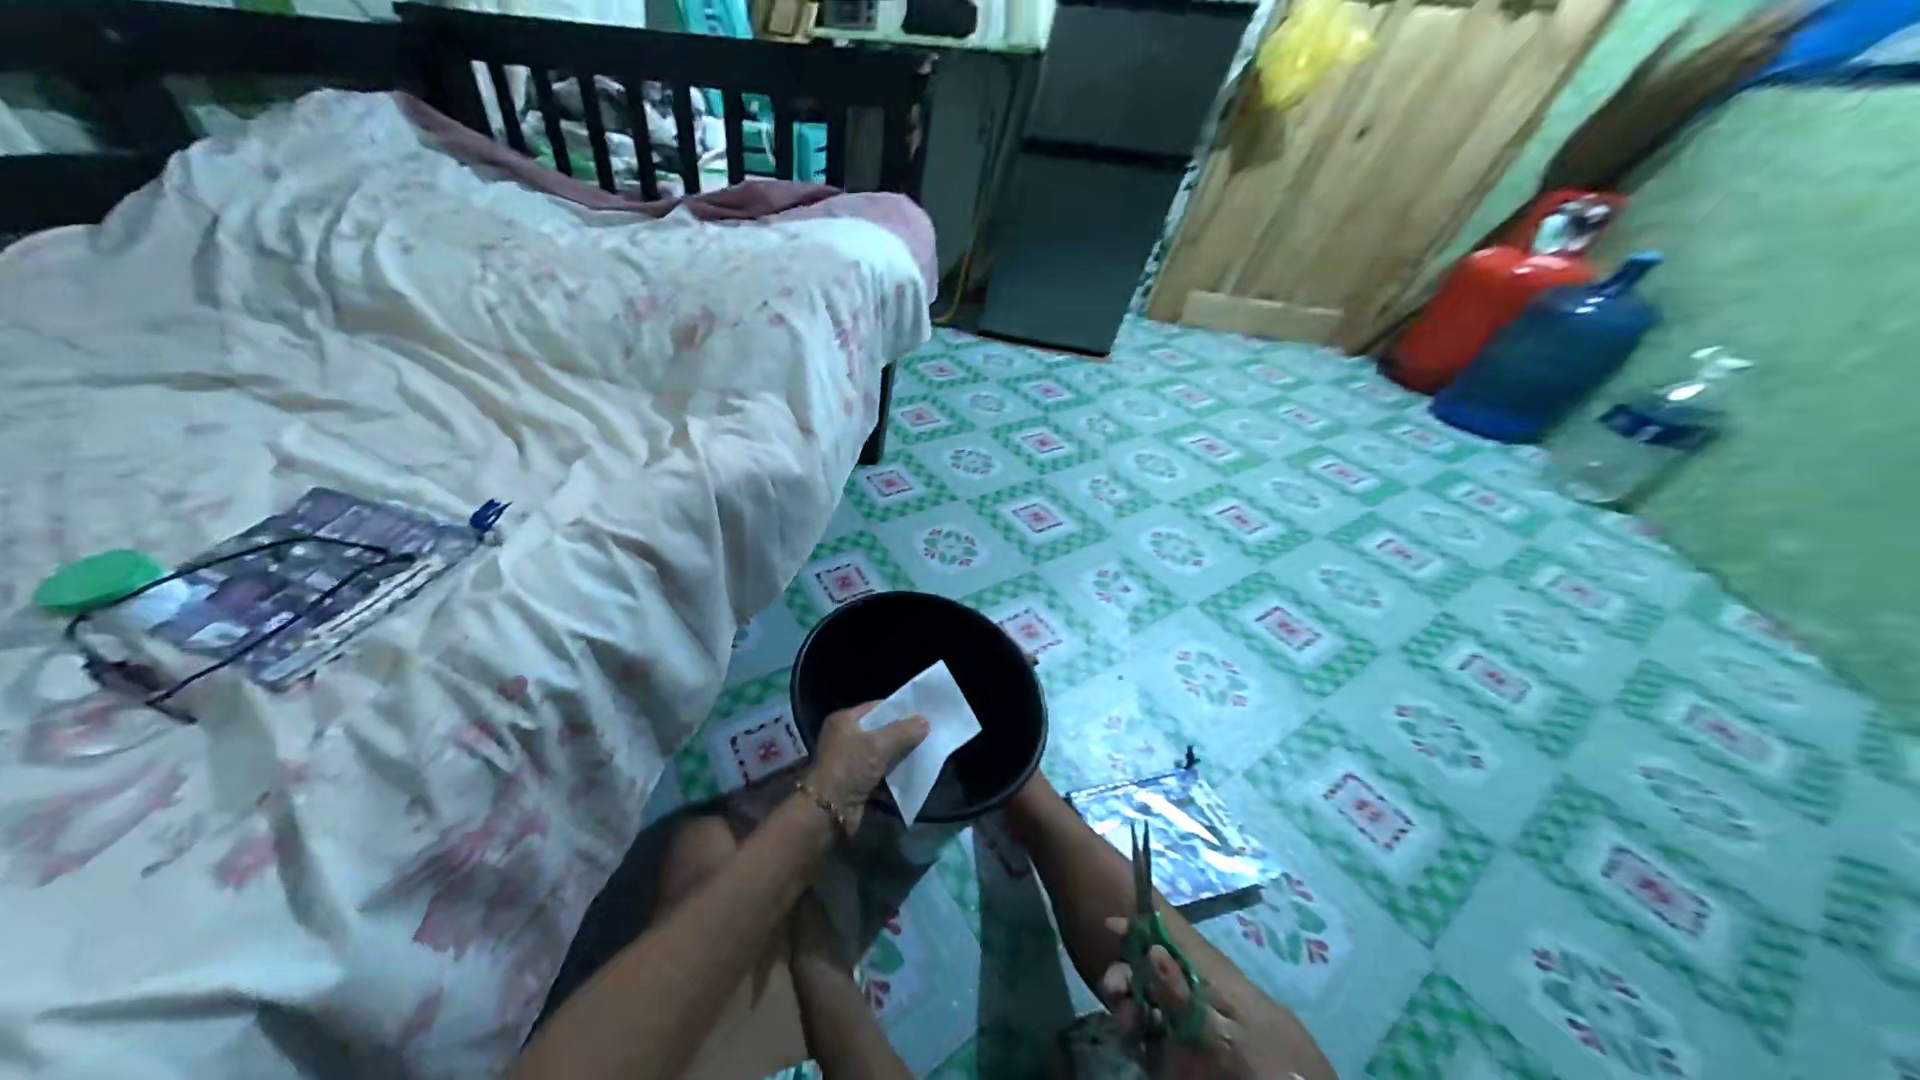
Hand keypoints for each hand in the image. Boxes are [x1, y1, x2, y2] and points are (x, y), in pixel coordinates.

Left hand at [806, 702, 928, 835]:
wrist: (827, 811)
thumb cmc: (849, 768)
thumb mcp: (878, 745)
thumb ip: (904, 731)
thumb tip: (925, 722)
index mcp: (844, 720)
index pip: (877, 707)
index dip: (899, 709)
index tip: (922, 714)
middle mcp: (845, 737)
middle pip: (880, 730)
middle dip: (902, 733)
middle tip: (927, 733)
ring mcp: (850, 760)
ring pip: (882, 751)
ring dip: (900, 753)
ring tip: (924, 751)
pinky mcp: (856, 780)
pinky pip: (880, 770)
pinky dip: (894, 771)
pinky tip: (912, 770)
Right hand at [1097, 918, 1320, 1079]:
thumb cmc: (1274, 1072)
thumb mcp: (1230, 1036)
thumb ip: (1186, 996)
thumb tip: (1153, 948)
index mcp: (1217, 980)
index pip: (1175, 939)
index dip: (1143, 928)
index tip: (1109, 925)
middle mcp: (1205, 998)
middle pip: (1157, 972)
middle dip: (1129, 975)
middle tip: (1113, 994)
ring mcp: (1201, 1031)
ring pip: (1154, 1005)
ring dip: (1131, 1008)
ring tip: (1124, 1025)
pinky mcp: (1196, 1061)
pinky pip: (1160, 1039)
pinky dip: (1142, 1038)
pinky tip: (1135, 1044)